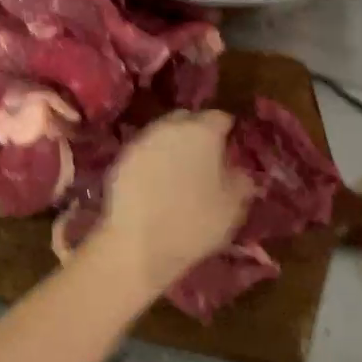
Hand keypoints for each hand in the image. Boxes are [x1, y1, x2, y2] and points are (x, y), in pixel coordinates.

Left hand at [93, 110, 252, 290]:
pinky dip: (152, 160)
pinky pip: (144, 152)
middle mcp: (169, 127)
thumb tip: (239, 169)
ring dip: (172, 145)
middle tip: (204, 158)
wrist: (138, 244)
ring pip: (163, 134)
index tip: (229, 149)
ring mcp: (141, 140)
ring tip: (179, 172)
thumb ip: (241, 180)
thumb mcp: (233, 206)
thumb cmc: (195, 223)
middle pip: (188, 119)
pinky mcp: (121, 157)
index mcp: (202, 131)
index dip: (226, 132)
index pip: (220, 118)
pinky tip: (156, 182)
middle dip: (197, 132)